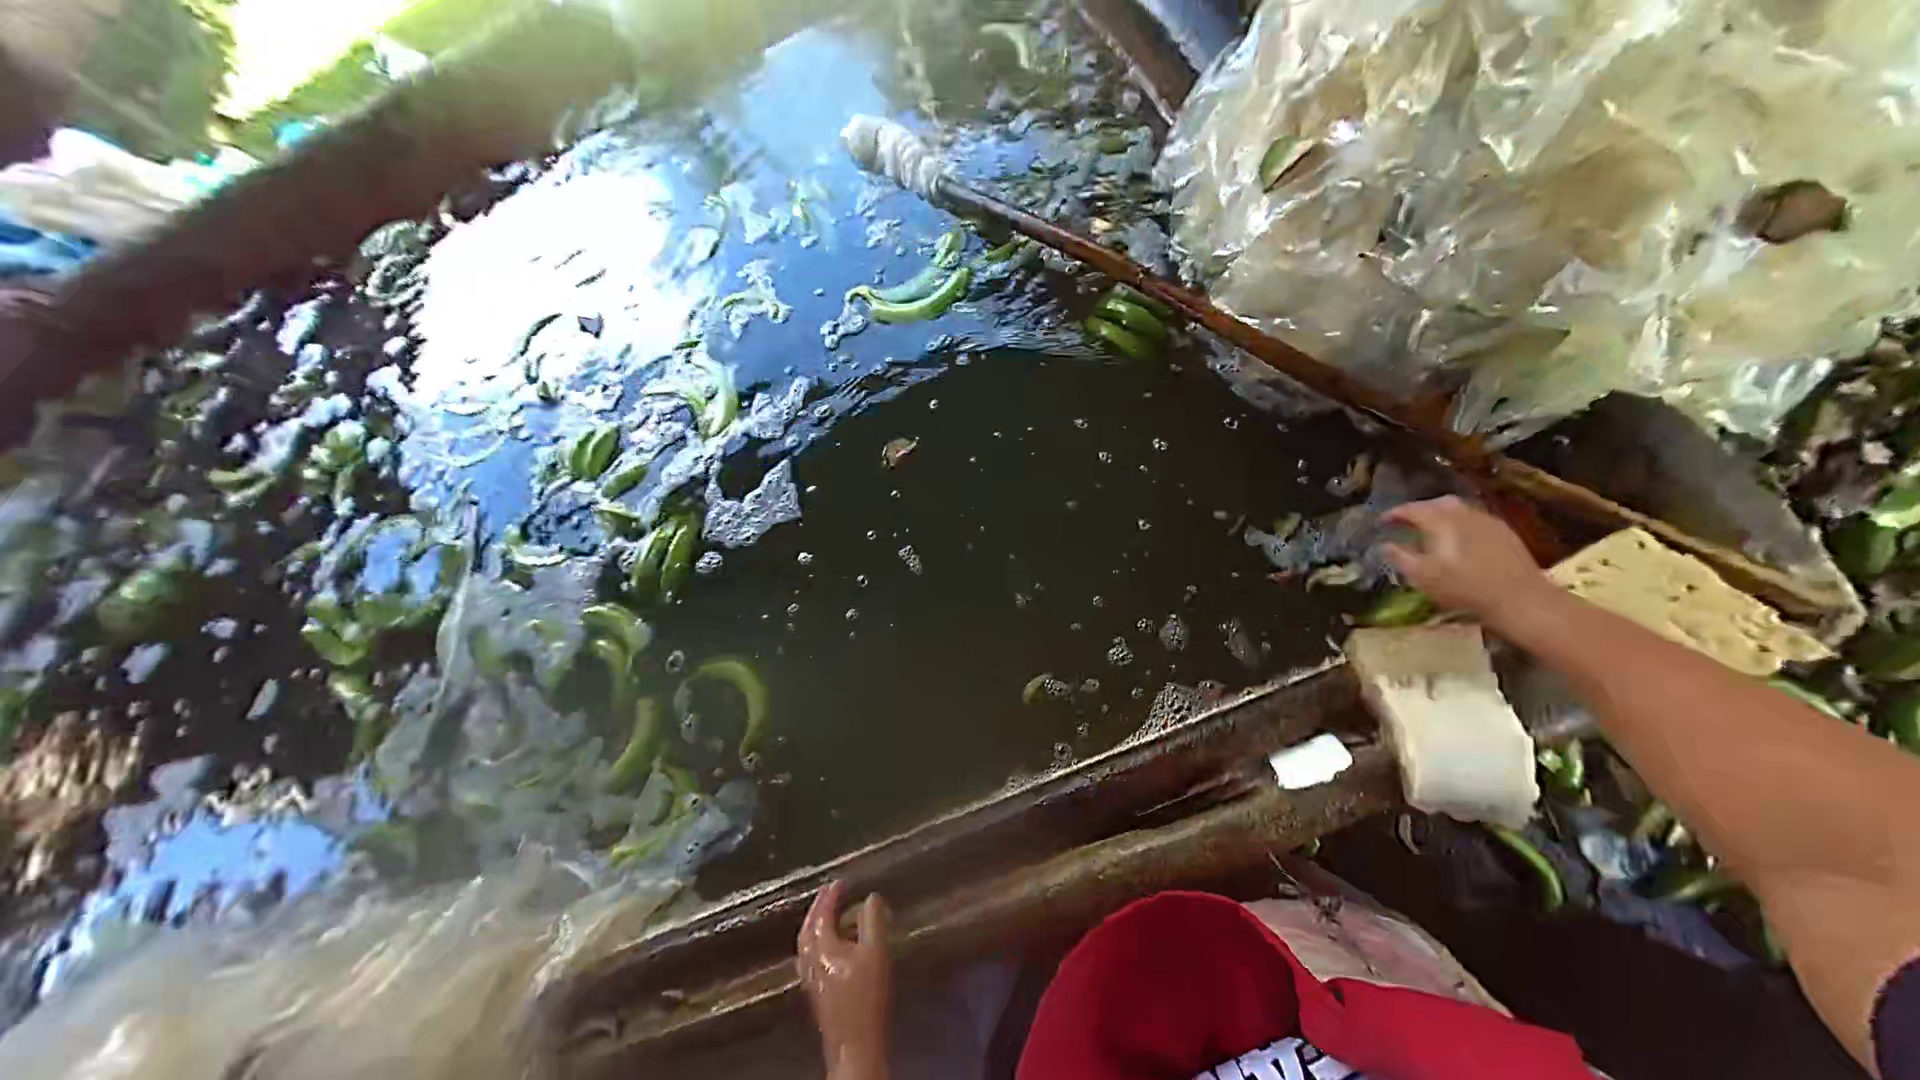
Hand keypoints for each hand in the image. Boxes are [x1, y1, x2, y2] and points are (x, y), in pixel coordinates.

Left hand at [798, 880, 891, 1079]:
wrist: (855, 1045)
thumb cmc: (867, 997)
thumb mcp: (876, 953)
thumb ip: (873, 922)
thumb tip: (871, 897)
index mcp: (823, 949)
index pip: (822, 916)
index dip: (830, 897)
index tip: (840, 882)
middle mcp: (811, 962)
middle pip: (807, 930)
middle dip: (817, 909)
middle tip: (829, 894)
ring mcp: (811, 980)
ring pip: (806, 945)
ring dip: (815, 925)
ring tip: (828, 915)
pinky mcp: (816, 994)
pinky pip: (809, 958)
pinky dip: (817, 943)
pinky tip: (829, 948)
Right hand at [1378, 496, 1555, 627]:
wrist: (1519, 598)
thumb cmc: (1462, 587)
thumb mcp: (1421, 576)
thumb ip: (1399, 557)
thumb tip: (1384, 545)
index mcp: (1439, 520)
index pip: (1410, 509)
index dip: (1393, 514)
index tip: (1382, 522)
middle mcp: (1463, 513)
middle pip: (1436, 503)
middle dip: (1418, 510)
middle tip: (1406, 523)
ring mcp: (1487, 520)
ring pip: (1458, 508)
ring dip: (1440, 515)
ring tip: (1431, 530)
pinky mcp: (1504, 531)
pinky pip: (1475, 518)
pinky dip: (1460, 523)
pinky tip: (1459, 539)